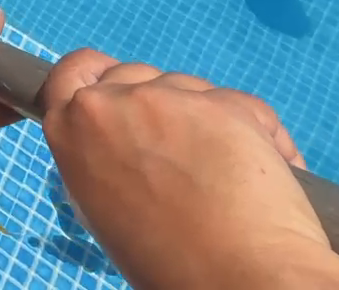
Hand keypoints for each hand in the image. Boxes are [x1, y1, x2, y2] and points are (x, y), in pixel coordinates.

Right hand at [40, 49, 338, 289]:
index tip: (125, 92)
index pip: (74, 70)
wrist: (234, 281)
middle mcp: (102, 101)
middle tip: (188, 150)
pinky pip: (244, 105)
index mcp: (66, 126)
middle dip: (162, 103)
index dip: (100, 74)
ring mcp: (159, 98)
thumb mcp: (98, 202)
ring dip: (209, 117)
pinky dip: (261, 133)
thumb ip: (96, 155)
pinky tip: (271, 170)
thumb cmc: (162, 259)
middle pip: (135, 76)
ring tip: (231, 170)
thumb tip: (123, 143)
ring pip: (188, 87)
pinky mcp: (218, 104)